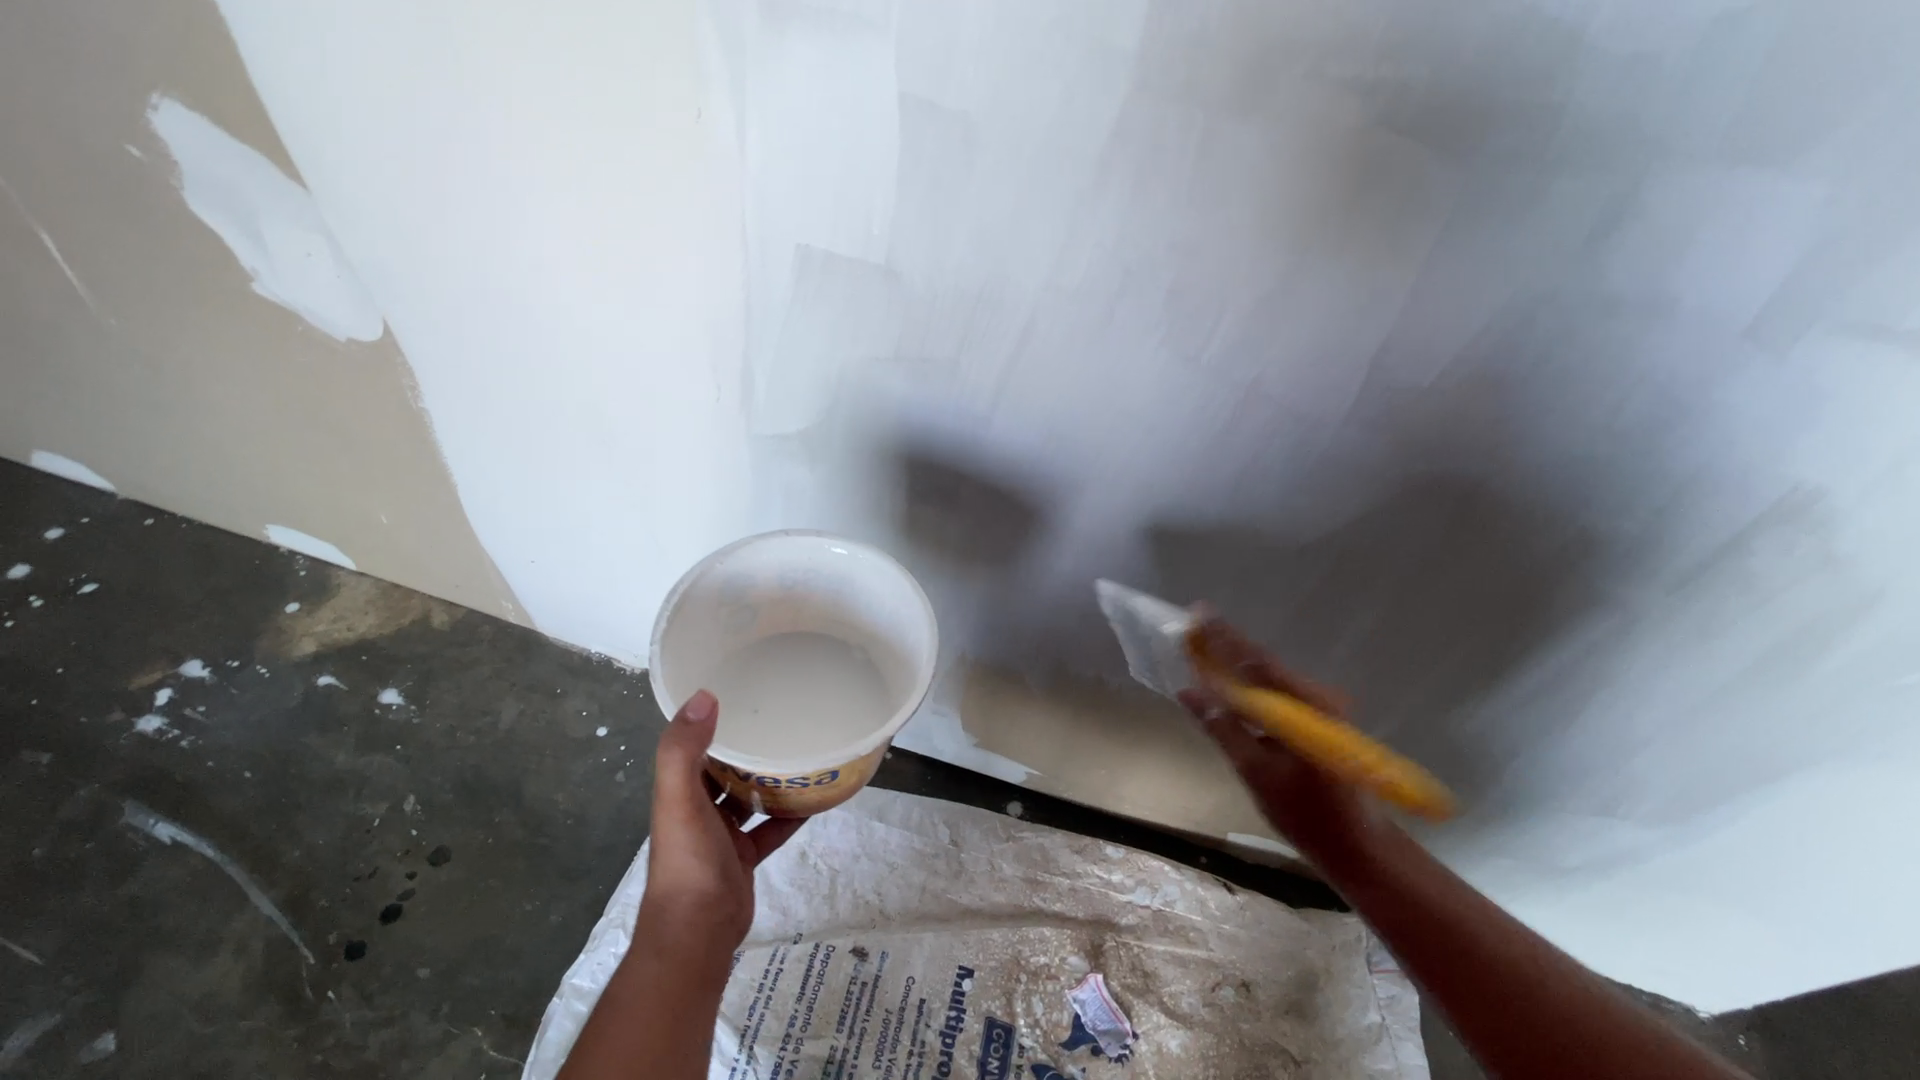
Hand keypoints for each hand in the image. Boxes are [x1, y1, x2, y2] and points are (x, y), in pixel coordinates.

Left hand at [642, 689, 804, 946]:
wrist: (698, 931)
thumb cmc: (689, 860)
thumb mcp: (680, 798)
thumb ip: (684, 750)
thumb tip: (704, 696)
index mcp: (678, 793)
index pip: (693, 748)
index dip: (711, 722)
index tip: (741, 694)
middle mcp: (697, 810)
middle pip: (724, 770)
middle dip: (747, 748)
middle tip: (782, 719)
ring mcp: (722, 835)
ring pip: (749, 797)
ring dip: (770, 778)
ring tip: (801, 751)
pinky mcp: (745, 857)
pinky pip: (771, 828)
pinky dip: (790, 814)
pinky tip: (814, 798)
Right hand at [1175, 617, 1379, 860]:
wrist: (1357, 846)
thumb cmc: (1304, 813)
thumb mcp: (1255, 771)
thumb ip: (1221, 726)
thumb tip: (1188, 691)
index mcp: (1305, 706)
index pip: (1255, 662)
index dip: (1223, 639)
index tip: (1197, 614)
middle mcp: (1318, 698)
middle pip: (1263, 665)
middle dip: (1226, 647)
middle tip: (1193, 629)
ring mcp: (1322, 709)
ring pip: (1270, 679)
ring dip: (1237, 667)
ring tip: (1203, 652)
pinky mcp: (1320, 722)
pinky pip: (1278, 695)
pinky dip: (1251, 688)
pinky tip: (1229, 687)